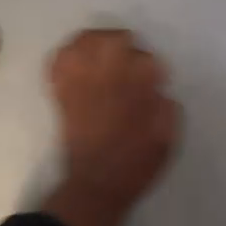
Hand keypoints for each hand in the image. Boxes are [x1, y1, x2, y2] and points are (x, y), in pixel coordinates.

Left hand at [41, 29, 179, 225]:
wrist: (97, 185)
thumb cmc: (136, 164)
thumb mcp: (167, 137)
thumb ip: (166, 106)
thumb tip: (157, 88)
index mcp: (137, 91)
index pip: (145, 59)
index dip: (150, 66)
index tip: (153, 77)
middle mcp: (108, 81)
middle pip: (113, 41)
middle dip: (123, 43)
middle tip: (128, 54)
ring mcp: (81, 85)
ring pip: (83, 44)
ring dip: (95, 40)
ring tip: (103, 48)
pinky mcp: (62, 94)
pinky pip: (58, 63)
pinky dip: (66, 54)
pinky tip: (75, 57)